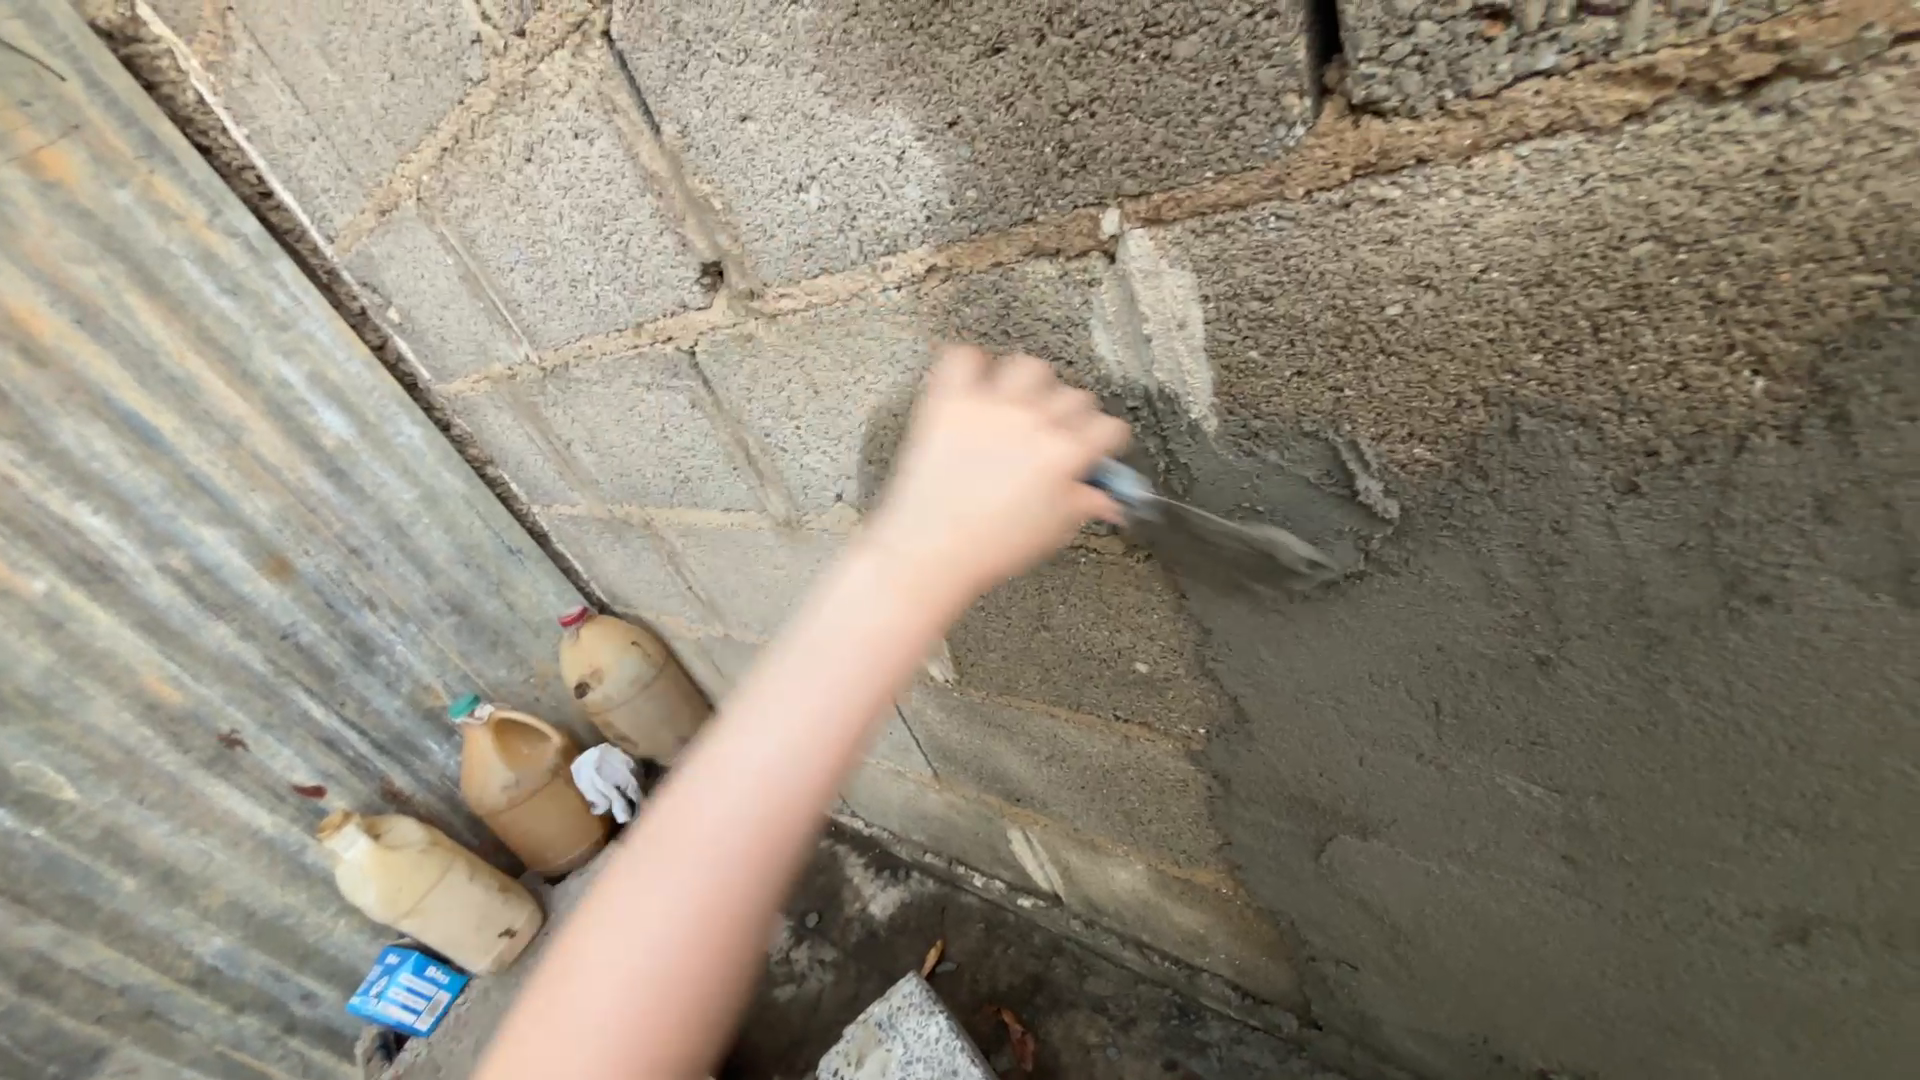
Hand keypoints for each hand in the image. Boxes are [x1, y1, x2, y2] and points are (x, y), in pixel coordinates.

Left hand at [860, 344, 1131, 609]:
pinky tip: (975, 386)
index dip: (1104, 440)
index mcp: (1065, 455)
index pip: (1108, 427)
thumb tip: (1106, 497)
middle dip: (1072, 415)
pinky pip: (964, 359)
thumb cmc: (989, 549)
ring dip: (1031, 383)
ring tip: (1020, 403)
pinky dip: (970, 366)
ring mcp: (990, 408)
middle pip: (1073, 395)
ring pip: (1028, 366)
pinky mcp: (950, 403)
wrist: (930, 551)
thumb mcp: (1053, 531)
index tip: (1095, 446)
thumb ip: (1085, 503)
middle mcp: (1033, 422)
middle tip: (1057, 433)